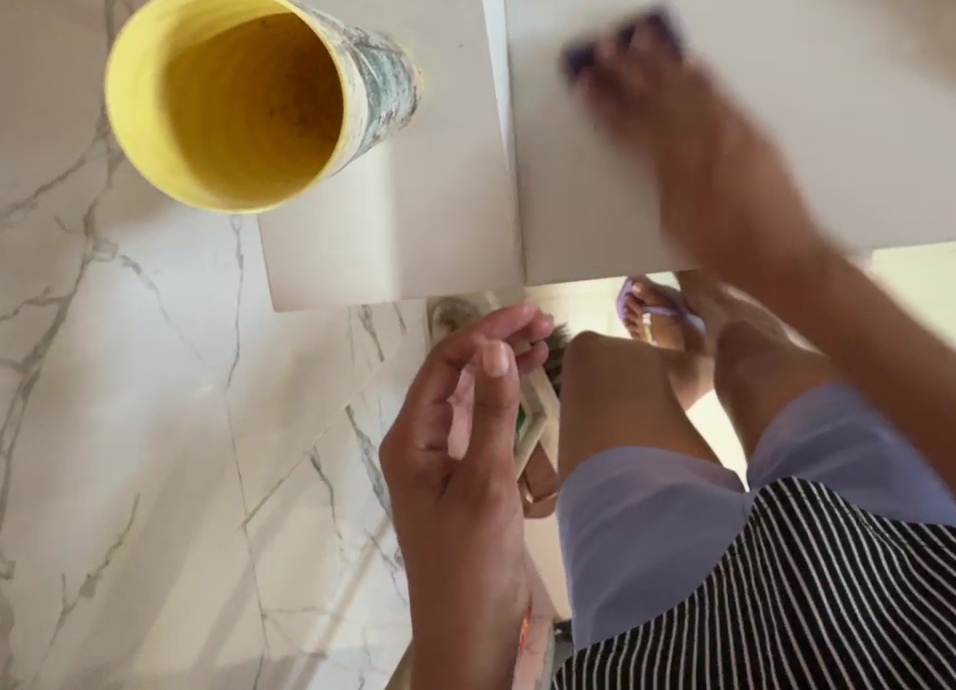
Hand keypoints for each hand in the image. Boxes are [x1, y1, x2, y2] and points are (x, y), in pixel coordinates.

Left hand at [380, 301, 554, 688]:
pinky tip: (530, 380)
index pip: (444, 364)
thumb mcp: (485, 484)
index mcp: (411, 440)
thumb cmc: (471, 565)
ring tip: (544, 339)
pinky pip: (484, 421)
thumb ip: (490, 413)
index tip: (528, 315)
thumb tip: (494, 346)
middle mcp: (423, 443)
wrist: (471, 640)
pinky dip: (507, 396)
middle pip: (457, 373)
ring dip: (504, 364)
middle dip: (497, 341)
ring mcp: (445, 461)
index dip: (485, 331)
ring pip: (471, 394)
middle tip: (544, 320)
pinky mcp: (468, 478)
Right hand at [576, 27, 834, 292]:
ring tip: (642, 37)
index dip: (605, 103)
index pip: (629, 125)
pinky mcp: (752, 130)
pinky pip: (722, 95)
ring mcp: (728, 129)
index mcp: (672, 163)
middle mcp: (698, 137)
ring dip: (663, 62)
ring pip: (689, 87)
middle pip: (656, 96)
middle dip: (628, 70)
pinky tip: (689, 62)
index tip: (584, 80)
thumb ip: (662, 180)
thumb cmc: (722, 250)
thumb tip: (656, 155)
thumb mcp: (675, 221)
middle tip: (606, 46)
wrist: (784, 254)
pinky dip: (703, 77)